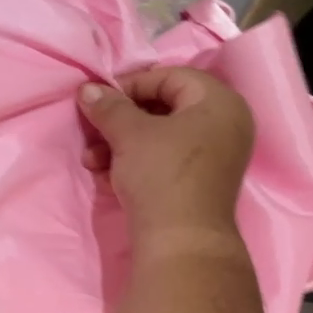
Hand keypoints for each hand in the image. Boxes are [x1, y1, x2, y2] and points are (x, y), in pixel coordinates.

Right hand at [78, 67, 255, 249]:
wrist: (180, 235)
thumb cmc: (161, 174)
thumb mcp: (129, 135)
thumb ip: (109, 108)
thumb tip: (88, 88)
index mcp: (218, 101)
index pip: (170, 76)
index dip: (130, 85)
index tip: (97, 101)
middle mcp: (224, 120)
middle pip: (163, 106)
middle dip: (120, 120)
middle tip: (91, 133)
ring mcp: (214, 150)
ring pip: (159, 134)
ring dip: (119, 143)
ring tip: (92, 161)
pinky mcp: (198, 175)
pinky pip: (164, 155)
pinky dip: (134, 160)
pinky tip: (108, 174)